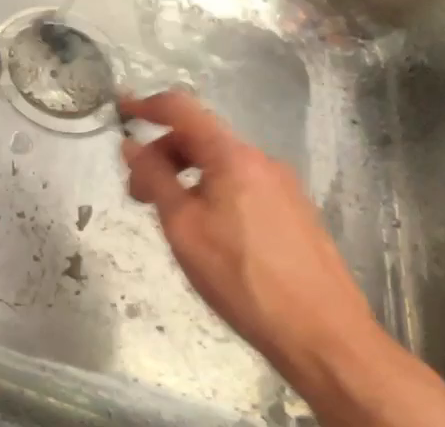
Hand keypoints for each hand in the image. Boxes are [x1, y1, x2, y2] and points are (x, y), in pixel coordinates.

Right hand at [119, 90, 382, 386]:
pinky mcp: (298, 216)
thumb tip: (132, 145)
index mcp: (233, 157)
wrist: (325, 339)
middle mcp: (263, 163)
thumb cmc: (241, 277)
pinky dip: (212, 192)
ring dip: (186, 177)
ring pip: (221, 165)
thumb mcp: (181, 225)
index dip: (145, 105)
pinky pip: (242, 186)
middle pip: (201, 138)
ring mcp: (286, 189)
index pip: (182, 109)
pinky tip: (207, 233)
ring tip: (170, 218)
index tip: (119, 111)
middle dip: (162, 155)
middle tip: (137, 194)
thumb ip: (153, 177)